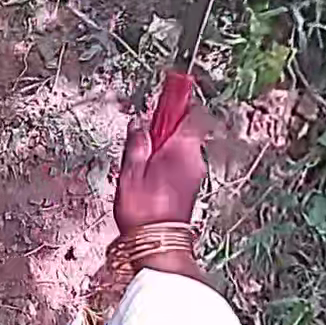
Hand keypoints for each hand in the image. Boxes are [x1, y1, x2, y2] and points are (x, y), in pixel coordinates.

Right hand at [115, 100, 210, 231]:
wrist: (158, 243)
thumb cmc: (144, 210)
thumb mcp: (130, 172)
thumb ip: (137, 145)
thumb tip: (138, 127)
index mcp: (181, 148)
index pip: (185, 112)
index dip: (178, 97)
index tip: (175, 81)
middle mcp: (194, 159)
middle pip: (183, 131)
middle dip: (165, 127)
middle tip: (146, 129)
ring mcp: (195, 174)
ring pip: (181, 149)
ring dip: (165, 147)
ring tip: (142, 158)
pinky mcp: (190, 188)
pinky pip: (180, 165)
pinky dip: (167, 163)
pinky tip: (150, 174)